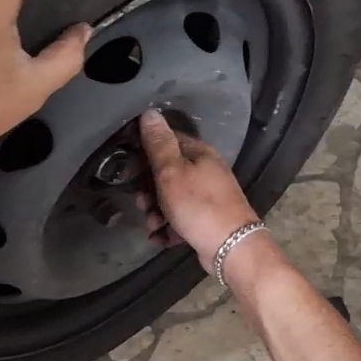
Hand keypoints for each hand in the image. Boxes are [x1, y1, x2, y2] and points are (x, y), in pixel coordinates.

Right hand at [137, 110, 261, 270]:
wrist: (232, 248)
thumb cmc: (198, 205)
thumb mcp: (172, 172)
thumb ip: (158, 144)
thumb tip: (149, 112)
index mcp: (199, 153)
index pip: (167, 141)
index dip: (145, 152)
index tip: (129, 168)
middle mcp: (205, 171)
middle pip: (166, 173)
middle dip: (148, 189)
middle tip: (141, 203)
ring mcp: (207, 196)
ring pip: (170, 198)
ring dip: (156, 212)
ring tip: (153, 225)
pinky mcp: (206, 219)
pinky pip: (179, 218)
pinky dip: (168, 228)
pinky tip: (160, 238)